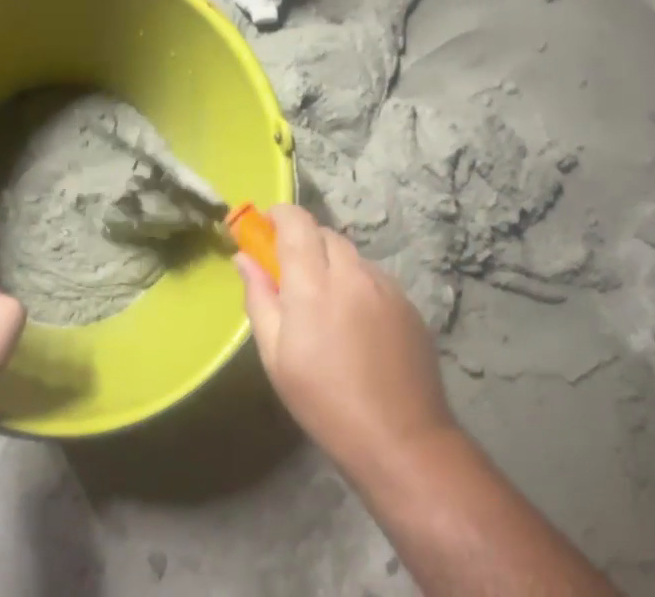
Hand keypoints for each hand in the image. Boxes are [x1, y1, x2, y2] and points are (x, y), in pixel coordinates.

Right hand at [235, 205, 452, 475]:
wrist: (401, 439)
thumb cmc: (324, 402)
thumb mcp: (275, 357)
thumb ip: (259, 299)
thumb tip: (244, 259)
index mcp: (314, 284)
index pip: (297, 223)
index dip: (279, 215)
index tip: (265, 227)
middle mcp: (353, 274)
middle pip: (325, 235)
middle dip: (304, 242)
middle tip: (290, 275)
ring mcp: (387, 288)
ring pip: (353, 257)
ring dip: (332, 265)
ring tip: (325, 306)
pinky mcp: (409, 306)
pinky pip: (375, 279)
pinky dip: (357, 285)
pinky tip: (356, 325)